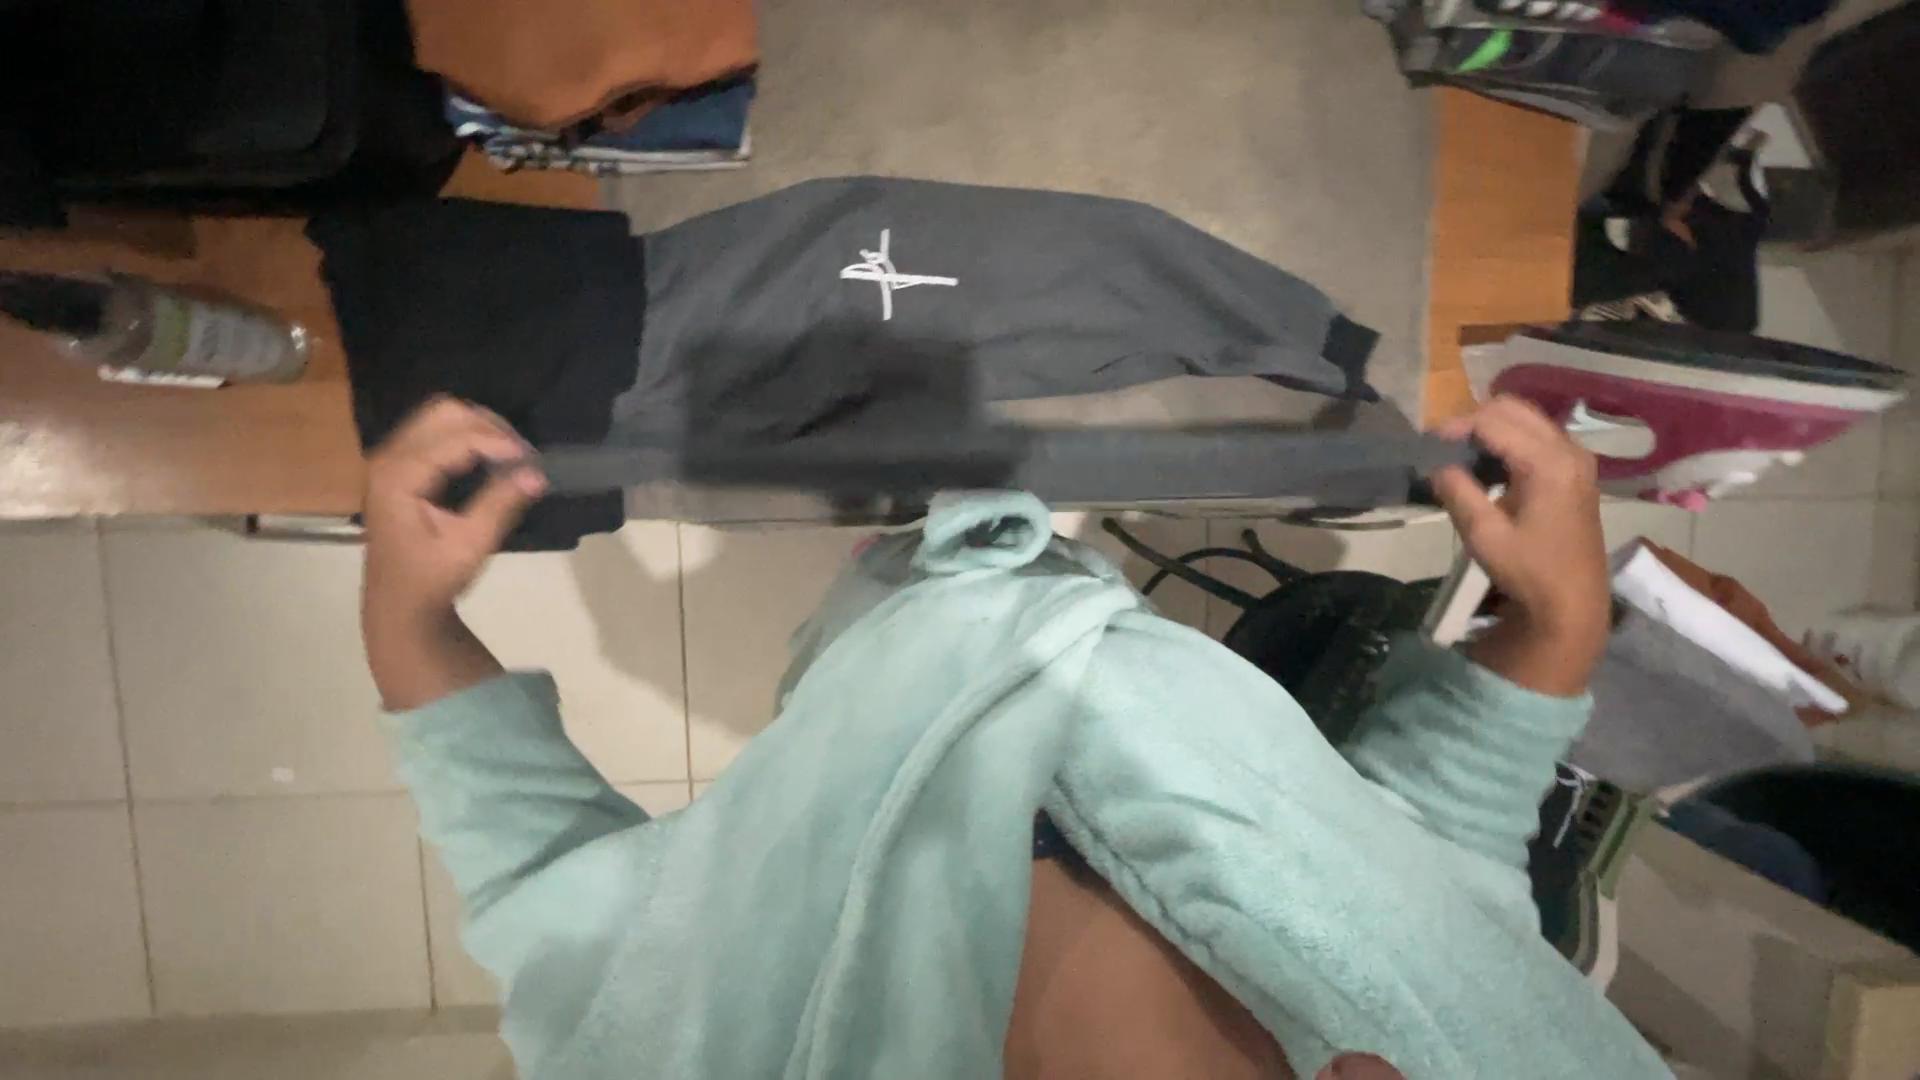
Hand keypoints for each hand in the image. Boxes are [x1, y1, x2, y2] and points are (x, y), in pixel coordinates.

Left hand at [361, 397, 545, 629]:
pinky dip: (470, 437)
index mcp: (399, 476)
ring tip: (513, 457)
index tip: (532, 461)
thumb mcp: (470, 546)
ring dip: (481, 429)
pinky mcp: (404, 466)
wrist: (399, 601)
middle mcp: (390, 458)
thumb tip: (537, 474)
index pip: (454, 438)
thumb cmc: (431, 578)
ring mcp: (393, 460)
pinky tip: (493, 460)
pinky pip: (438, 432)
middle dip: (489, 426)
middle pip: (444, 412)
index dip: (497, 442)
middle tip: (522, 455)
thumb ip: (500, 505)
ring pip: (441, 417)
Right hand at [1430, 397, 1609, 695]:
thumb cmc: (1528, 568)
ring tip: (1456, 452)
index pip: (1493, 422)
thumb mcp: (1482, 533)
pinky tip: (1484, 463)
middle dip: (1471, 419)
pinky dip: (1506, 438)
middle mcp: (1568, 450)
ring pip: (1525, 418)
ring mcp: (1576, 458)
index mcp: (1548, 463)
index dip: (1455, 427)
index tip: (1425, 444)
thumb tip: (1434, 464)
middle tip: (1439, 445)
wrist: (1572, 599)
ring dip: (1488, 427)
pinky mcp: (1574, 470)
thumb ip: (1457, 490)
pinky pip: (1536, 435)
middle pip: (1513, 409)